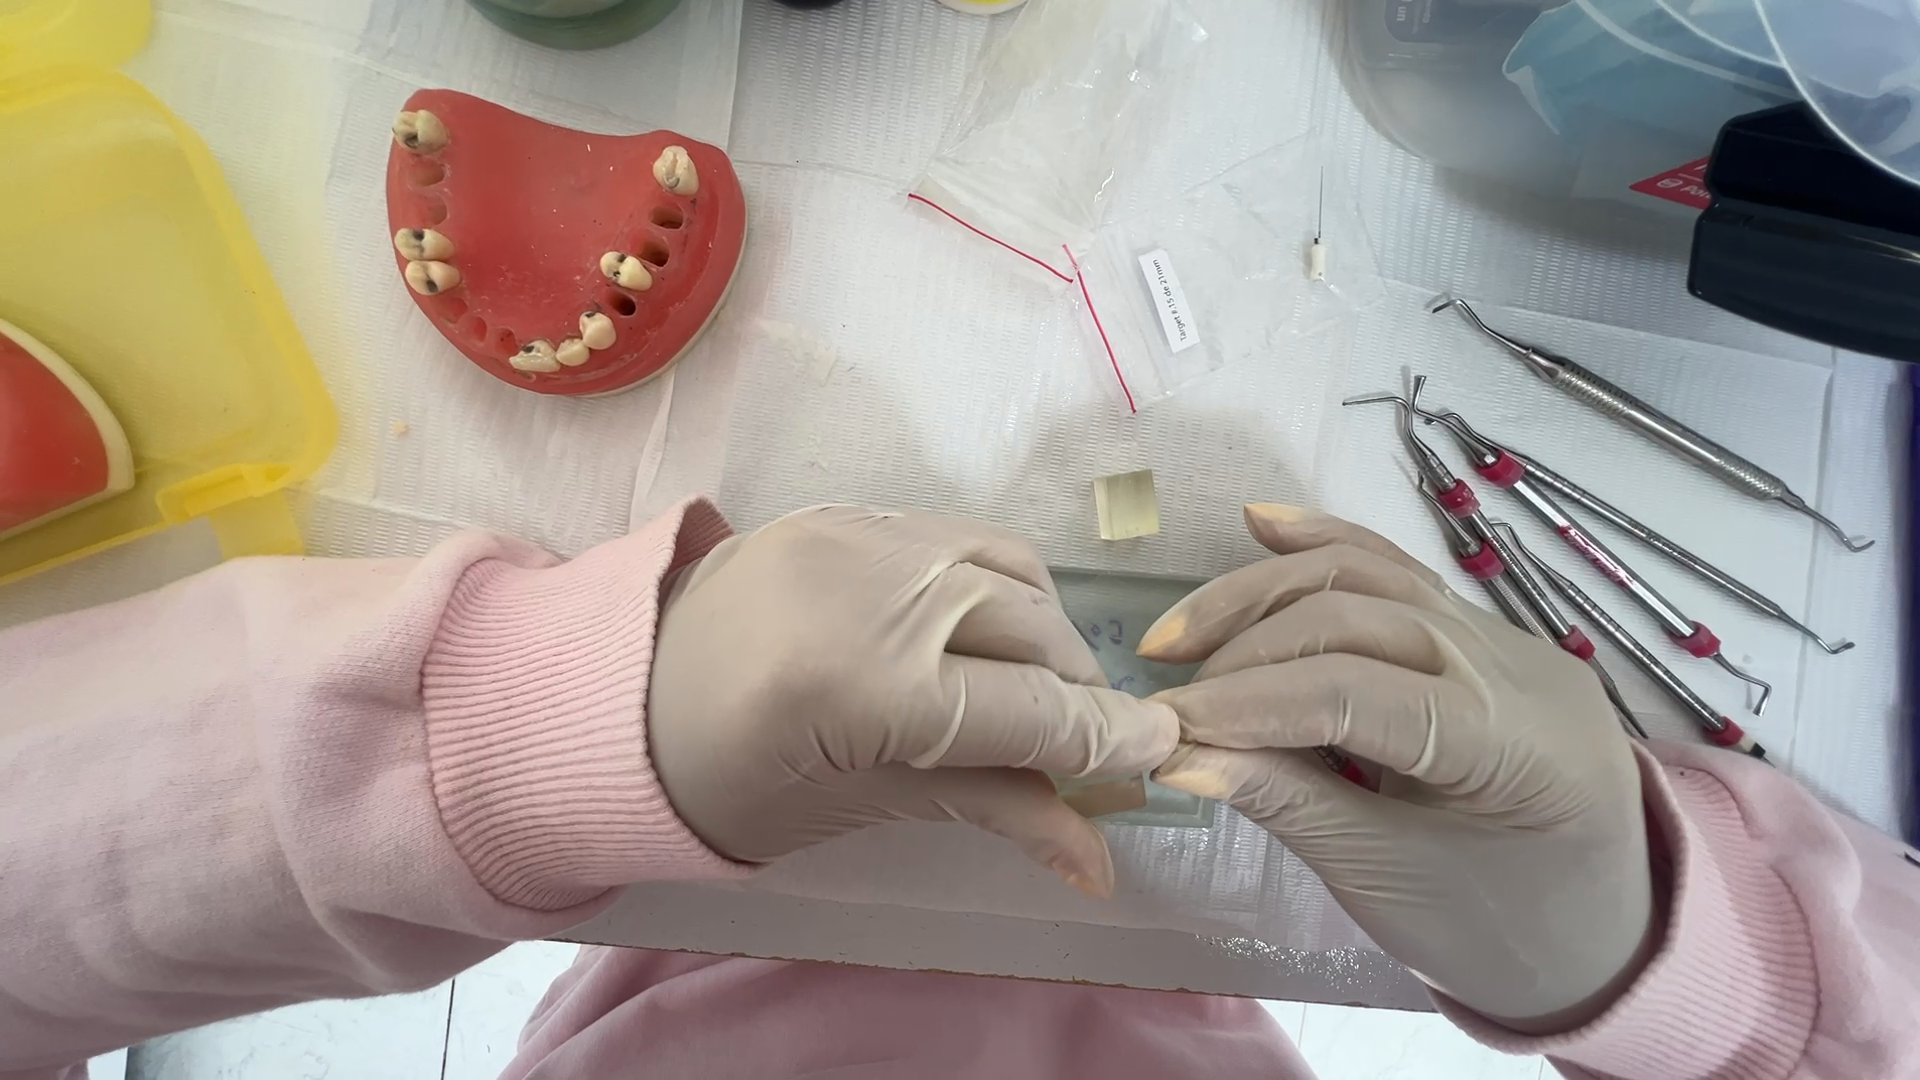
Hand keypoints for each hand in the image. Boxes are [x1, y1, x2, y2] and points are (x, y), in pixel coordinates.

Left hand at [648, 505, 1178, 896]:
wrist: (619, 696)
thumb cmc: (729, 783)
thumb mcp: (860, 805)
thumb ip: (991, 808)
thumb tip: (1098, 857)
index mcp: (859, 685)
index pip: (1023, 708)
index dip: (1100, 736)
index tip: (1156, 750)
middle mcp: (869, 589)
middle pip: (1029, 626)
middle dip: (1076, 686)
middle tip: (1084, 732)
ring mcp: (855, 533)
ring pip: (1007, 565)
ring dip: (1043, 625)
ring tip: (1032, 676)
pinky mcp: (845, 511)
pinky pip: (957, 535)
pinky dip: (994, 581)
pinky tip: (979, 624)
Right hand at [1142, 504, 1654, 1031]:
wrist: (1603, 928)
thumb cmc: (1496, 925)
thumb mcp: (1382, 877)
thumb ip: (1279, 800)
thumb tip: (1173, 754)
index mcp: (1516, 744)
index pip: (1351, 691)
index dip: (1245, 703)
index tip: (1164, 726)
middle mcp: (1514, 662)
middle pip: (1347, 615)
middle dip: (1239, 650)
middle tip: (1169, 697)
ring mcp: (1497, 630)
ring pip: (1357, 574)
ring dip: (1254, 595)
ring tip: (1179, 633)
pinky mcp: (1472, 621)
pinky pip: (1388, 565)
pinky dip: (1316, 542)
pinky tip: (1257, 522)